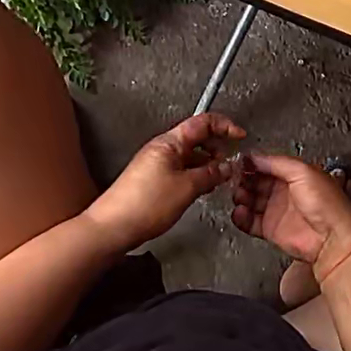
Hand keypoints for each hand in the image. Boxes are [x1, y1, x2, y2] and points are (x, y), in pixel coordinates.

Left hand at [83, 113, 245, 249]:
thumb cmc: (143, 205)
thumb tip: (228, 167)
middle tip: (230, 161)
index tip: (239, 135)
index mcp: (169, 143)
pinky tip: (202, 188)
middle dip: (217, 146)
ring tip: (218, 178)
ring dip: (207, 163)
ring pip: (190, 155)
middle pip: (197, 137)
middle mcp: (161, 149)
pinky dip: (196, 174)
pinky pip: (181, 169)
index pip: (203, 122)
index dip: (225, 126)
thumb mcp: (188, 187)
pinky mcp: (154, 179)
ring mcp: (156, 164)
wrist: (112, 228)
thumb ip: (212, 174)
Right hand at [230, 154, 350, 283]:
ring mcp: (277, 210)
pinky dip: (241, 217)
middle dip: (244, 179)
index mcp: (296, 174)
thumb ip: (278, 163)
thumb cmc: (326, 204)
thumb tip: (256, 157)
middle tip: (235, 179)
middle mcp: (285, 191)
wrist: (331, 238)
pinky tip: (239, 212)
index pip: (268, 165)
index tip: (240, 163)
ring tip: (239, 195)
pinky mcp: (271, 229)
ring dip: (241, 196)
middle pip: (256, 182)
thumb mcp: (304, 172)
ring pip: (251, 200)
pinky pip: (249, 222)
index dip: (253, 164)